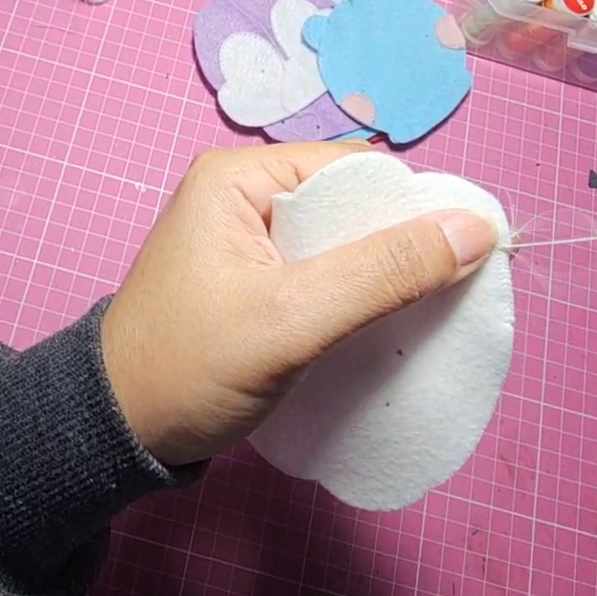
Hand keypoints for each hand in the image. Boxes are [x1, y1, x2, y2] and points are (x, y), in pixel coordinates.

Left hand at [100, 143, 497, 466]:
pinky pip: (319, 266)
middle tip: (455, 284)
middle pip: (345, 200)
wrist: (123, 427)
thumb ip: (382, 271)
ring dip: (379, 268)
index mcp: (237, 177)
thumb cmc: (191, 366)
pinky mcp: (251, 273)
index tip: (469, 246)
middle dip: (398, 238)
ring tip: (427, 305)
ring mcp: (244, 234)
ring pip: (336, 237)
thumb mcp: (293, 318)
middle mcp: (240, 192)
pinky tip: (383, 318)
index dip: (410, 202)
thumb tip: (473, 227)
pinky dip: (353, 289)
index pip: (347, 168)